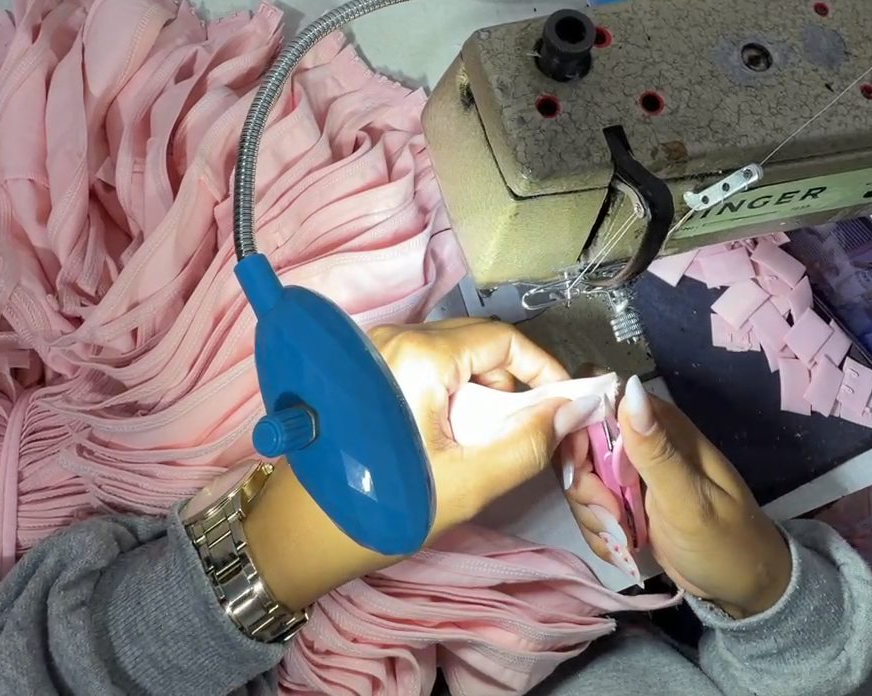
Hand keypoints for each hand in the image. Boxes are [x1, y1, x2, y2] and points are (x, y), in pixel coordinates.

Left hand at [246, 319, 589, 606]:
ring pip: (453, 352)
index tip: (566, 405)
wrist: (299, 534)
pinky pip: (427, 362)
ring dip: (482, 387)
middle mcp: (396, 337)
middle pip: (478, 341)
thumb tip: (573, 409)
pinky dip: (452, 388)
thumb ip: (526, 443)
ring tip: (484, 436)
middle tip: (526, 429)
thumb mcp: (466, 484)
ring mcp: (376, 349)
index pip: (503, 339)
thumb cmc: (385, 507)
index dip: (543, 369)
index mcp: (420, 355)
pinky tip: (450, 430)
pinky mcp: (366, 367)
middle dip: (513, 382)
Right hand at [558, 377, 791, 616]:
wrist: (745, 589)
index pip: (599, 397)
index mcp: (660, 424)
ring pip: (582, 475)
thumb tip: (630, 387)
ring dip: (591, 510)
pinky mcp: (624, 498)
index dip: (577, 423)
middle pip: (580, 439)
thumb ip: (655, 450)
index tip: (582, 466)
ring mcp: (631, 470)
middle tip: (609, 513)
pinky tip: (623, 546)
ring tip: (622, 536)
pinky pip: (591, 503)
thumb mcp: (690, 501)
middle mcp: (641, 439)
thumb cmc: (727, 542)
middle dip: (584, 482)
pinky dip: (599, 527)